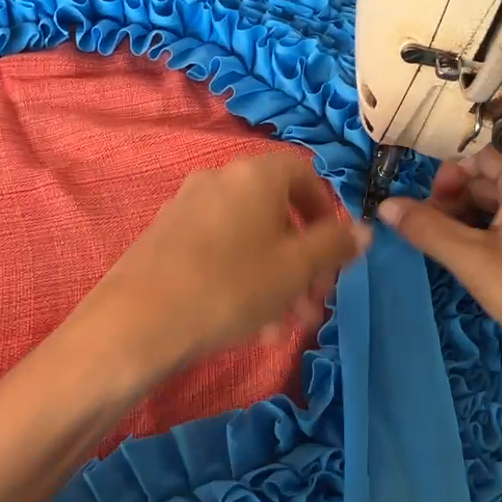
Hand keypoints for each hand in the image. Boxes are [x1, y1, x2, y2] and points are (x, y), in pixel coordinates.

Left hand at [66, 152, 371, 386]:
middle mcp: (219, 180)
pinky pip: (219, 252)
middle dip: (303, 261)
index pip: (305, 174)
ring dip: (276, 279)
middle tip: (314, 306)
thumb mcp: (296, 268)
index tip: (335, 255)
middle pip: (277, 212)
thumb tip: (362, 229)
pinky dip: (241, 281)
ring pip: (249, 239)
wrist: (139, 321)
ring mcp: (187, 208)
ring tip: (283, 328)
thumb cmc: (231, 286)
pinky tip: (248, 328)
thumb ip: (334, 245)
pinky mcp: (165, 238)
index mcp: (254, 174)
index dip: (327, 213)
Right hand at [375, 149, 501, 378]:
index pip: (483, 156)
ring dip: (478, 219)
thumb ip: (426, 229)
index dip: (452, 177)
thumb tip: (386, 205)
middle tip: (437, 236)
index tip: (432, 210)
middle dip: (459, 200)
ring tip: (459, 255)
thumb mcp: (472, 263)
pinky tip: (491, 266)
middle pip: (497, 178)